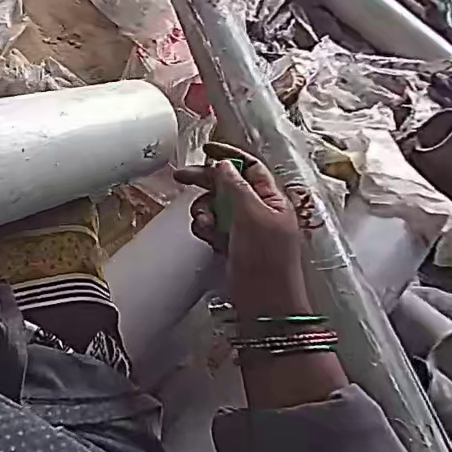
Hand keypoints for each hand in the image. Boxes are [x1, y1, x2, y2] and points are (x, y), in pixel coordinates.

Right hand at [173, 142, 306, 312]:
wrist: (264, 302)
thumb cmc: (267, 259)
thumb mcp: (252, 216)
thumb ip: (236, 187)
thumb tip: (223, 164)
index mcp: (272, 199)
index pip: (250, 167)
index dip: (228, 155)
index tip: (206, 149)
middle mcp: (258, 209)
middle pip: (226, 184)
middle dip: (204, 181)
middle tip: (180, 178)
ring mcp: (243, 227)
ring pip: (213, 205)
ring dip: (203, 210)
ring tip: (204, 223)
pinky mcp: (229, 243)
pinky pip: (209, 225)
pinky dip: (203, 227)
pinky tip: (206, 235)